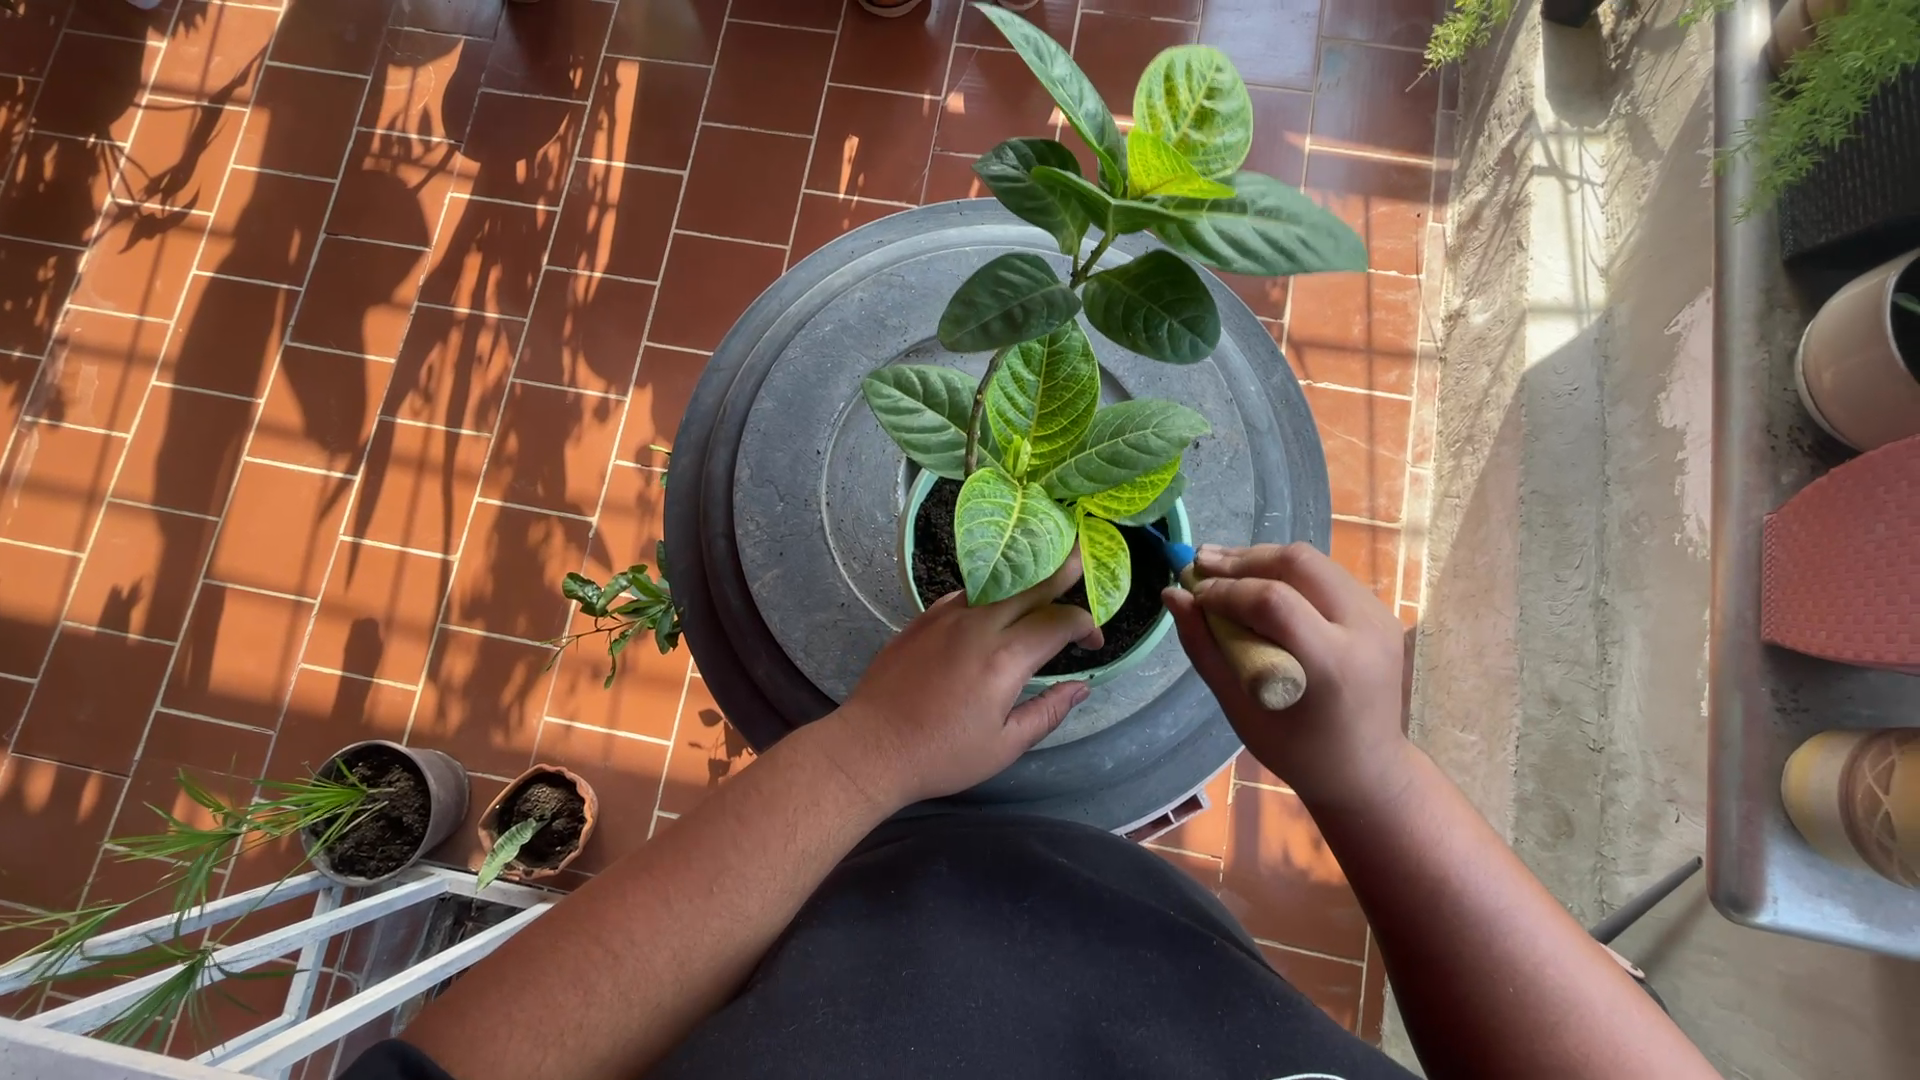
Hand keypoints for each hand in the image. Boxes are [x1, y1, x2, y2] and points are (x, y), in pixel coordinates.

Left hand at [821, 555, 1103, 806]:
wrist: (872, 746)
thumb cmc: (942, 754)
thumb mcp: (1005, 746)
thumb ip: (1048, 711)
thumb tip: (1080, 687)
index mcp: (1005, 658)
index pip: (1058, 621)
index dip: (1085, 624)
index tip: (1094, 642)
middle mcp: (978, 625)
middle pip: (1030, 585)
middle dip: (1063, 571)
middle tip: (1083, 559)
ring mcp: (946, 617)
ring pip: (996, 583)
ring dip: (1025, 578)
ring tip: (1044, 573)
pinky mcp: (923, 619)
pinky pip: (965, 594)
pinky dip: (988, 593)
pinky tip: (993, 604)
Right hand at [1162, 543, 1411, 808]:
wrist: (1366, 768)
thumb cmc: (1296, 749)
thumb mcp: (1239, 708)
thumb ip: (1205, 648)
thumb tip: (1173, 595)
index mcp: (1332, 664)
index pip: (1274, 601)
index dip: (1226, 589)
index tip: (1193, 594)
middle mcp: (1364, 629)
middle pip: (1298, 563)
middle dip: (1242, 559)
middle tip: (1200, 563)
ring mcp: (1378, 616)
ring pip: (1312, 560)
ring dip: (1261, 558)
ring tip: (1220, 566)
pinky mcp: (1379, 610)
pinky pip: (1324, 573)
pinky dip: (1283, 570)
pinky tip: (1254, 581)